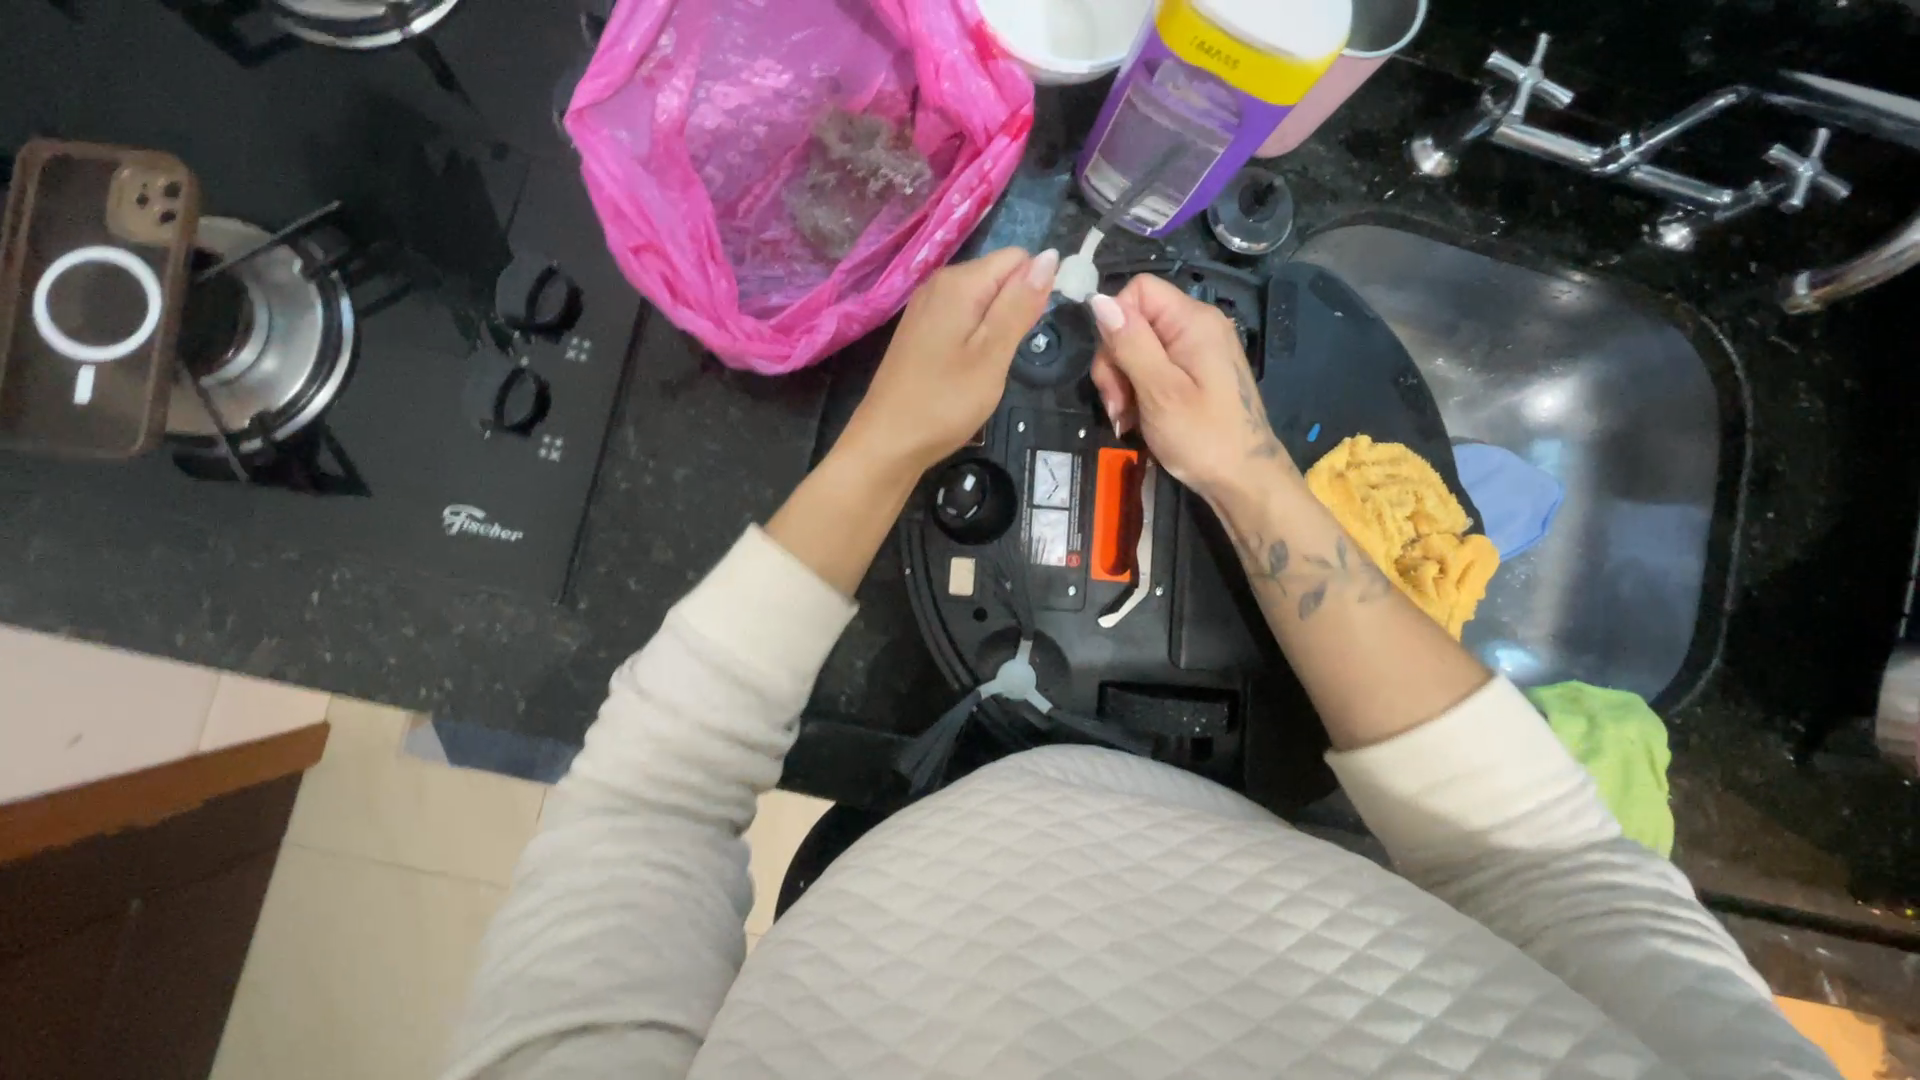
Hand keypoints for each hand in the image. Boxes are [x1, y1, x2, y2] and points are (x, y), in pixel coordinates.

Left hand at [838, 246, 1058, 475]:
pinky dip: (974, 339)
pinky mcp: (919, 332)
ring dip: (995, 328)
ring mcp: (925, 308)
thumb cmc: (944, 402)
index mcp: (959, 282)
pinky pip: (961, 319)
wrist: (887, 443)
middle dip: (1015, 310)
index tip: (1030, 333)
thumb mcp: (992, 354)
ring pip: (981, 300)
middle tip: (1006, 356)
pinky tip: (969, 370)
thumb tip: (1050, 256)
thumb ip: (1020, 305)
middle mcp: (938, 284)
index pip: (1018, 259)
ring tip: (989, 367)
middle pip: (998, 277)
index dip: (1035, 290)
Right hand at [1088, 275, 1295, 505]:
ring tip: (1126, 419)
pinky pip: (1154, 368)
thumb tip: (1098, 300)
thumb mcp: (1159, 391)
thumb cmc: (1203, 437)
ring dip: (1122, 383)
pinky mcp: (1195, 373)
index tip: (1112, 367)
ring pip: (1138, 348)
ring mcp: (1198, 351)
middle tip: (1117, 405)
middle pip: (1134, 321)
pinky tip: (1137, 420)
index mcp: (1194, 321)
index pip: (1138, 290)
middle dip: (1115, 362)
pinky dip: (1138, 392)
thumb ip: (1130, 343)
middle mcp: (1198, 326)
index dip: (1114, 322)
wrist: (1243, 481)